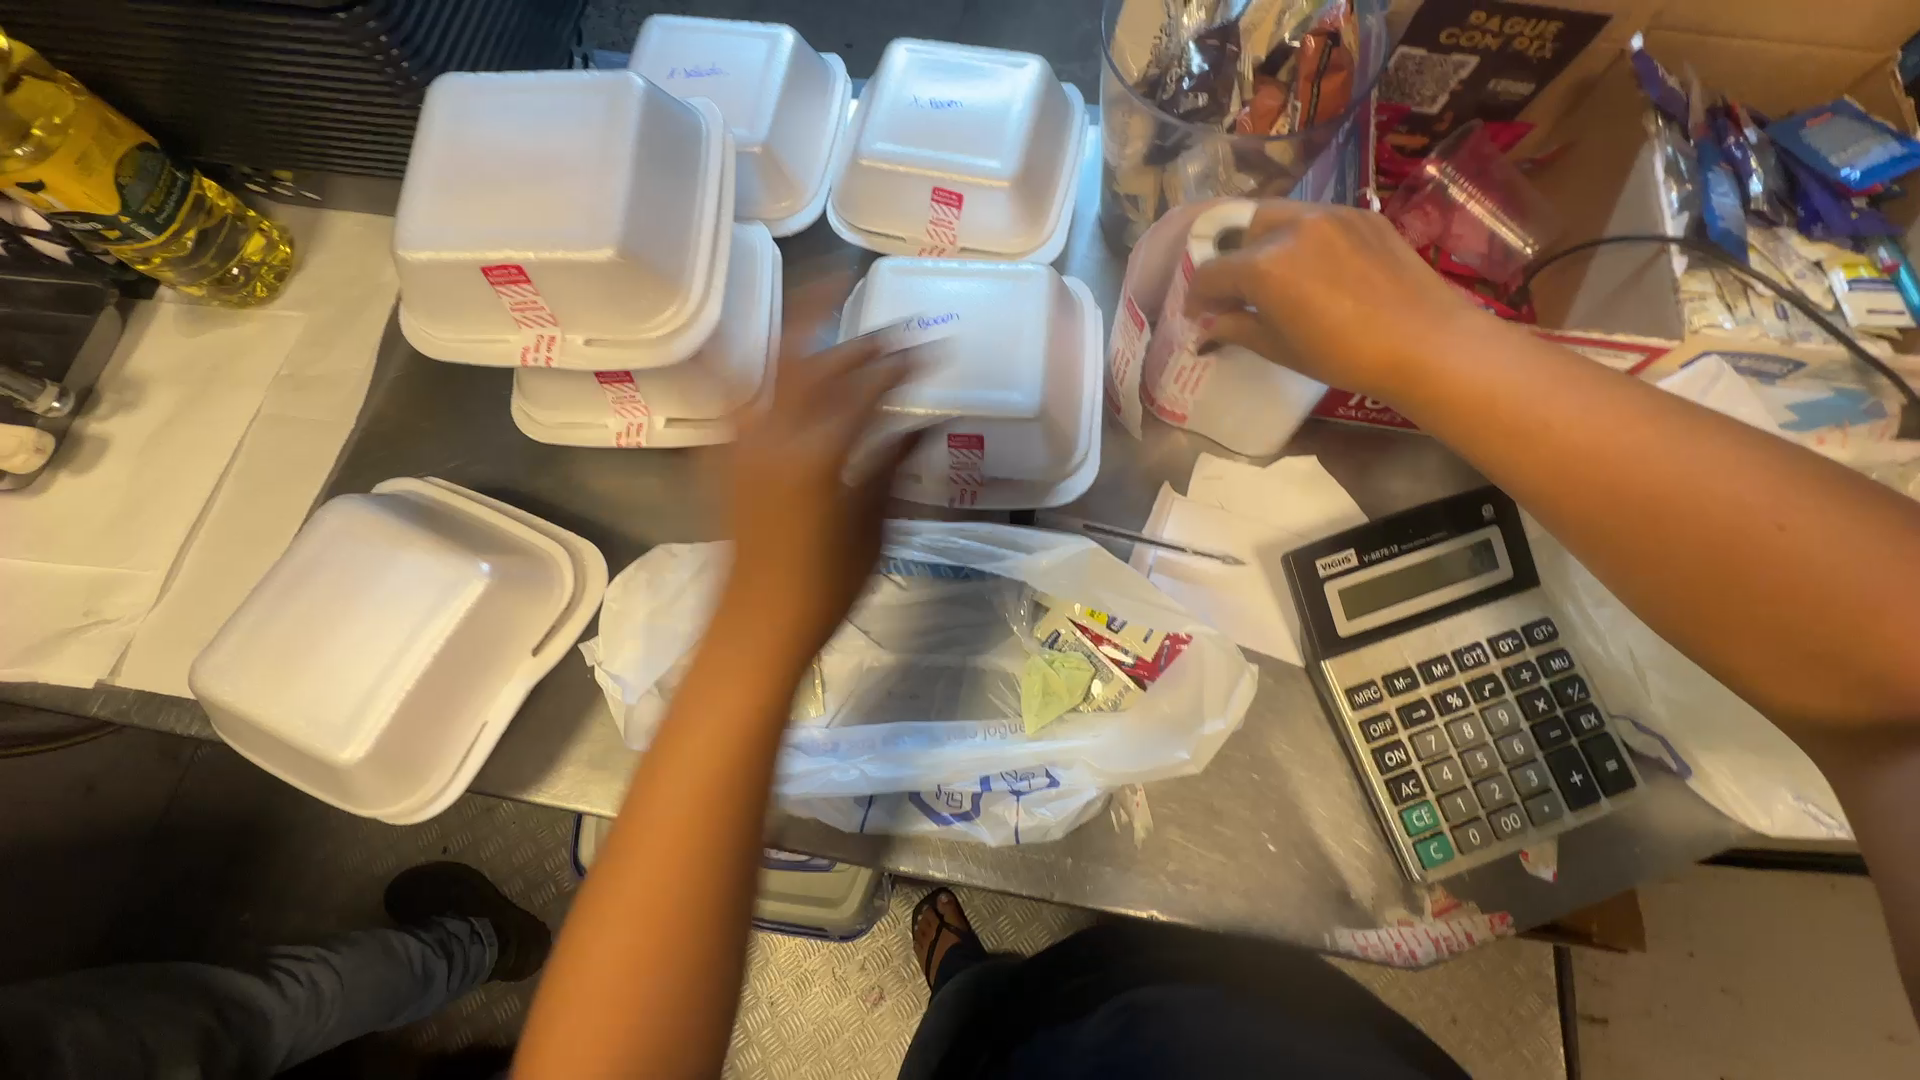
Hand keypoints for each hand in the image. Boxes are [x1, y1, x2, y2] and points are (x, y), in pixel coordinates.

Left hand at [714, 335, 920, 666]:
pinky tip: (779, 357)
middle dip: (857, 340)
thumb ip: (895, 464)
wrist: (757, 625)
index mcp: (817, 455)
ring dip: (805, 335)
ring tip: (828, 305)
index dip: (900, 364)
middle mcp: (772, 435)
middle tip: (891, 330)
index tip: (928, 349)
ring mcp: (741, 441)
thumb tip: (927, 421)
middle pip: (816, 365)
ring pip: (772, 369)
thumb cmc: (825, 587)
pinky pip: (742, 392)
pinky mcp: (724, 455)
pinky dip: (764, 366)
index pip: (865, 389)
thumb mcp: (874, 527)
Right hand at [1184, 200, 1485, 400]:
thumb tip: (1209, 324)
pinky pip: (1315, 218)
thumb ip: (1237, 327)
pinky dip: (1300, 238)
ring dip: (1263, 242)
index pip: (1211, 273)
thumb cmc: (1343, 355)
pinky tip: (1314, 268)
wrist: (1424, 342)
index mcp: (1263, 266)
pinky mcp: (1362, 215)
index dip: (1197, 297)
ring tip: (1273, 275)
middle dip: (1230, 261)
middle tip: (1235, 293)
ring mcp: (1330, 215)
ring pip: (1278, 216)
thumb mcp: (1279, 348)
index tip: (1199, 316)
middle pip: (1241, 232)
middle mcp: (1291, 227)